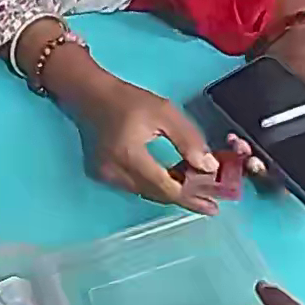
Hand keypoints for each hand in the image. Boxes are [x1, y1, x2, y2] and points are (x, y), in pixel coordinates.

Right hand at [74, 77, 224, 214]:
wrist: (93, 98)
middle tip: (209, 204)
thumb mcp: (165, 113)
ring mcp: (107, 177)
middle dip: (184, 199)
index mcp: (129, 156)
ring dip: (170, 193)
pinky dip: (155, 187)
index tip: (212, 206)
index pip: (164, 186)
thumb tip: (208, 167)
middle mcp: (115, 173)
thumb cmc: (130, 101)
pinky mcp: (103, 177)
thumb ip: (188, 140)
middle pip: (156, 195)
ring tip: (195, 192)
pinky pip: (135, 188)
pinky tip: (171, 182)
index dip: (190, 197)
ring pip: (146, 194)